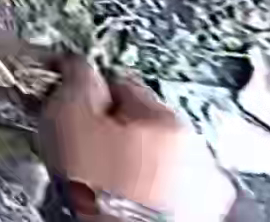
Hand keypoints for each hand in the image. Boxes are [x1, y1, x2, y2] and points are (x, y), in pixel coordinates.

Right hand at [40, 56, 234, 221]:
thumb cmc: (96, 175)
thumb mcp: (70, 109)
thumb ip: (78, 76)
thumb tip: (79, 63)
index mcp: (172, 123)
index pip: (121, 83)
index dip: (85, 86)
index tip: (62, 95)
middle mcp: (202, 157)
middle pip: (141, 121)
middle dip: (108, 123)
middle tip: (74, 131)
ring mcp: (207, 195)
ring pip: (153, 155)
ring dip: (125, 153)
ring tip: (91, 164)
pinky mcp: (198, 219)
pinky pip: (162, 184)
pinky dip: (138, 181)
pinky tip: (112, 186)